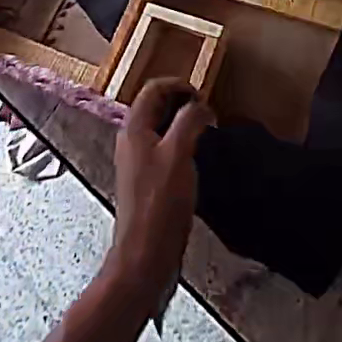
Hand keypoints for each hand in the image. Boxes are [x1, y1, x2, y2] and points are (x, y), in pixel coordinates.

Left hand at [107, 79, 213, 300]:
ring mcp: (139, 161)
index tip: (204, 97)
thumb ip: (190, 121)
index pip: (154, 89)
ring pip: (162, 127)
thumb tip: (202, 106)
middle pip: (157, 105)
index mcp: (134, 129)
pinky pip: (166, 148)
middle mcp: (132, 141)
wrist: (146, 255)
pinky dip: (184, 142)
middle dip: (184, 102)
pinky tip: (199, 155)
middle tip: (209, 111)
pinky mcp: (149, 180)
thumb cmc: (160, 204)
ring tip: (208, 130)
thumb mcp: (179, 153)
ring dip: (185, 122)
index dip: (180, 85)